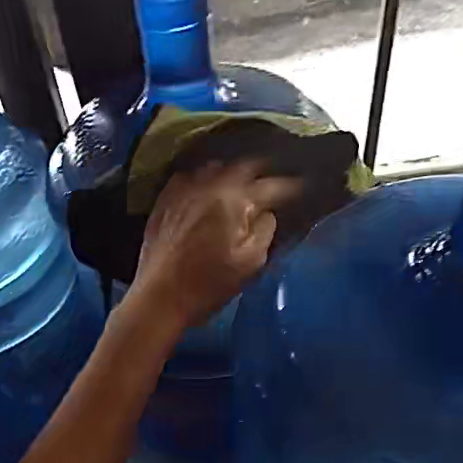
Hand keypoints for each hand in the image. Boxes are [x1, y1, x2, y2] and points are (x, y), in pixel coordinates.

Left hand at [127, 160, 299, 333]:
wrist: (160, 296)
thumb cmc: (209, 284)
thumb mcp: (251, 262)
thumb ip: (265, 229)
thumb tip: (266, 212)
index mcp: (235, 198)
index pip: (273, 185)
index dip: (291, 186)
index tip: (302, 188)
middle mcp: (210, 183)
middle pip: (244, 166)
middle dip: (262, 172)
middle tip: (273, 182)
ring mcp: (184, 187)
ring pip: (216, 167)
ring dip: (232, 173)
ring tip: (241, 183)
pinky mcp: (165, 198)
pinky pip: (190, 177)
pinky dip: (205, 180)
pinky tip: (207, 190)